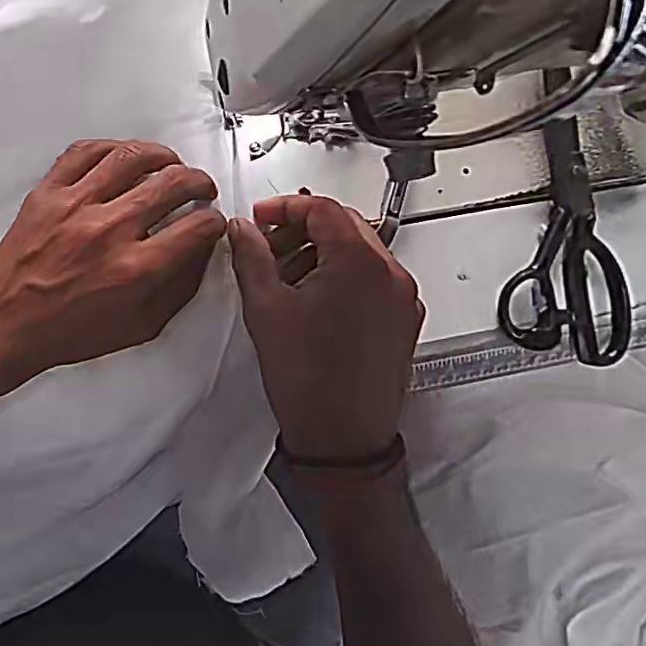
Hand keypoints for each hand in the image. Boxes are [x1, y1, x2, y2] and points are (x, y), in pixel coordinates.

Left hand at [0, 140, 226, 407]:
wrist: (8, 324)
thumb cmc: (67, 330)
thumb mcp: (140, 325)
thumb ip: (179, 288)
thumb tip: (201, 252)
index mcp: (133, 269)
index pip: (196, 227)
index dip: (213, 221)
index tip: (210, 220)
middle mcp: (106, 232)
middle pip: (172, 183)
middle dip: (199, 182)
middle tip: (200, 188)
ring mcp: (74, 207)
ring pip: (131, 157)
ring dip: (163, 156)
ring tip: (170, 164)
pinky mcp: (47, 194)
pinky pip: (84, 152)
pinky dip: (112, 147)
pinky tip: (124, 156)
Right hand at [228, 195, 424, 460]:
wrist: (343, 438)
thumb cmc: (312, 384)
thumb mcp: (265, 308)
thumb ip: (251, 257)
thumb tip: (242, 232)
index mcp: (359, 263)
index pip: (322, 208)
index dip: (284, 207)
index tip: (262, 218)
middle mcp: (390, 275)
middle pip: (343, 225)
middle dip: (301, 228)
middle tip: (268, 242)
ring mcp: (401, 299)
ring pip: (359, 252)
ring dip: (320, 252)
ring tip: (284, 275)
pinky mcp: (403, 320)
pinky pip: (372, 280)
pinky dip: (341, 276)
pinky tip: (310, 298)